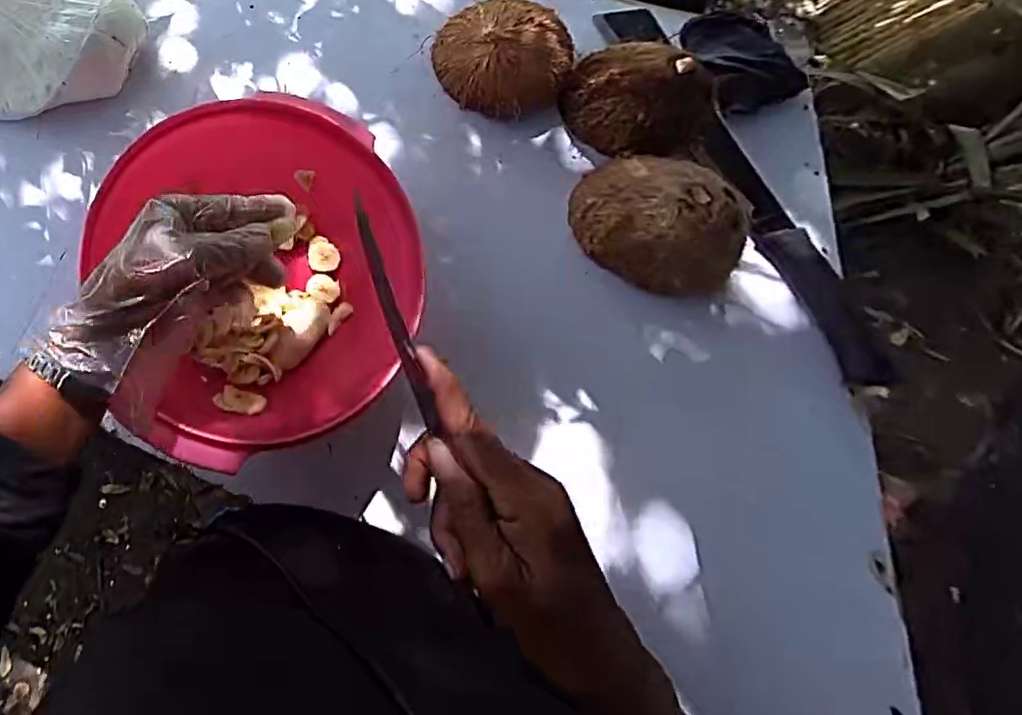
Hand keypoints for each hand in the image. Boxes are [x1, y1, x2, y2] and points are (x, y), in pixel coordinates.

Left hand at [25, 193, 294, 399]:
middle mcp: (178, 233)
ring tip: (269, 282)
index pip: (225, 207)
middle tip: (282, 259)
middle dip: (257, 245)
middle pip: (230, 233)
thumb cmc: (140, 285)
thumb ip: (230, 246)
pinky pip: (219, 284)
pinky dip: (234, 288)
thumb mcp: (187, 258)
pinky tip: (243, 296)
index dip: (258, 210)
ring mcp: (181, 264)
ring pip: (228, 260)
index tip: (291, 212)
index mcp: (173, 214)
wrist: (107, 336)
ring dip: (249, 269)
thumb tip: (270, 236)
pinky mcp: (184, 292)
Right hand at [403, 346, 680, 714]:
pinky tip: (471, 559)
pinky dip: (466, 520)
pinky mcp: (531, 507)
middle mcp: (531, 482)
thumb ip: (463, 506)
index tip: (422, 354)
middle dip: (435, 479)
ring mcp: (534, 494)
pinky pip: (483, 494)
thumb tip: (438, 448)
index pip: (474, 432)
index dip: (445, 389)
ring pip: (467, 477)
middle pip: (462, 452)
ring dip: (451, 513)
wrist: (603, 668)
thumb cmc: (551, 628)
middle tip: (418, 509)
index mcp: (526, 495)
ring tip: (461, 563)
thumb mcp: (495, 574)